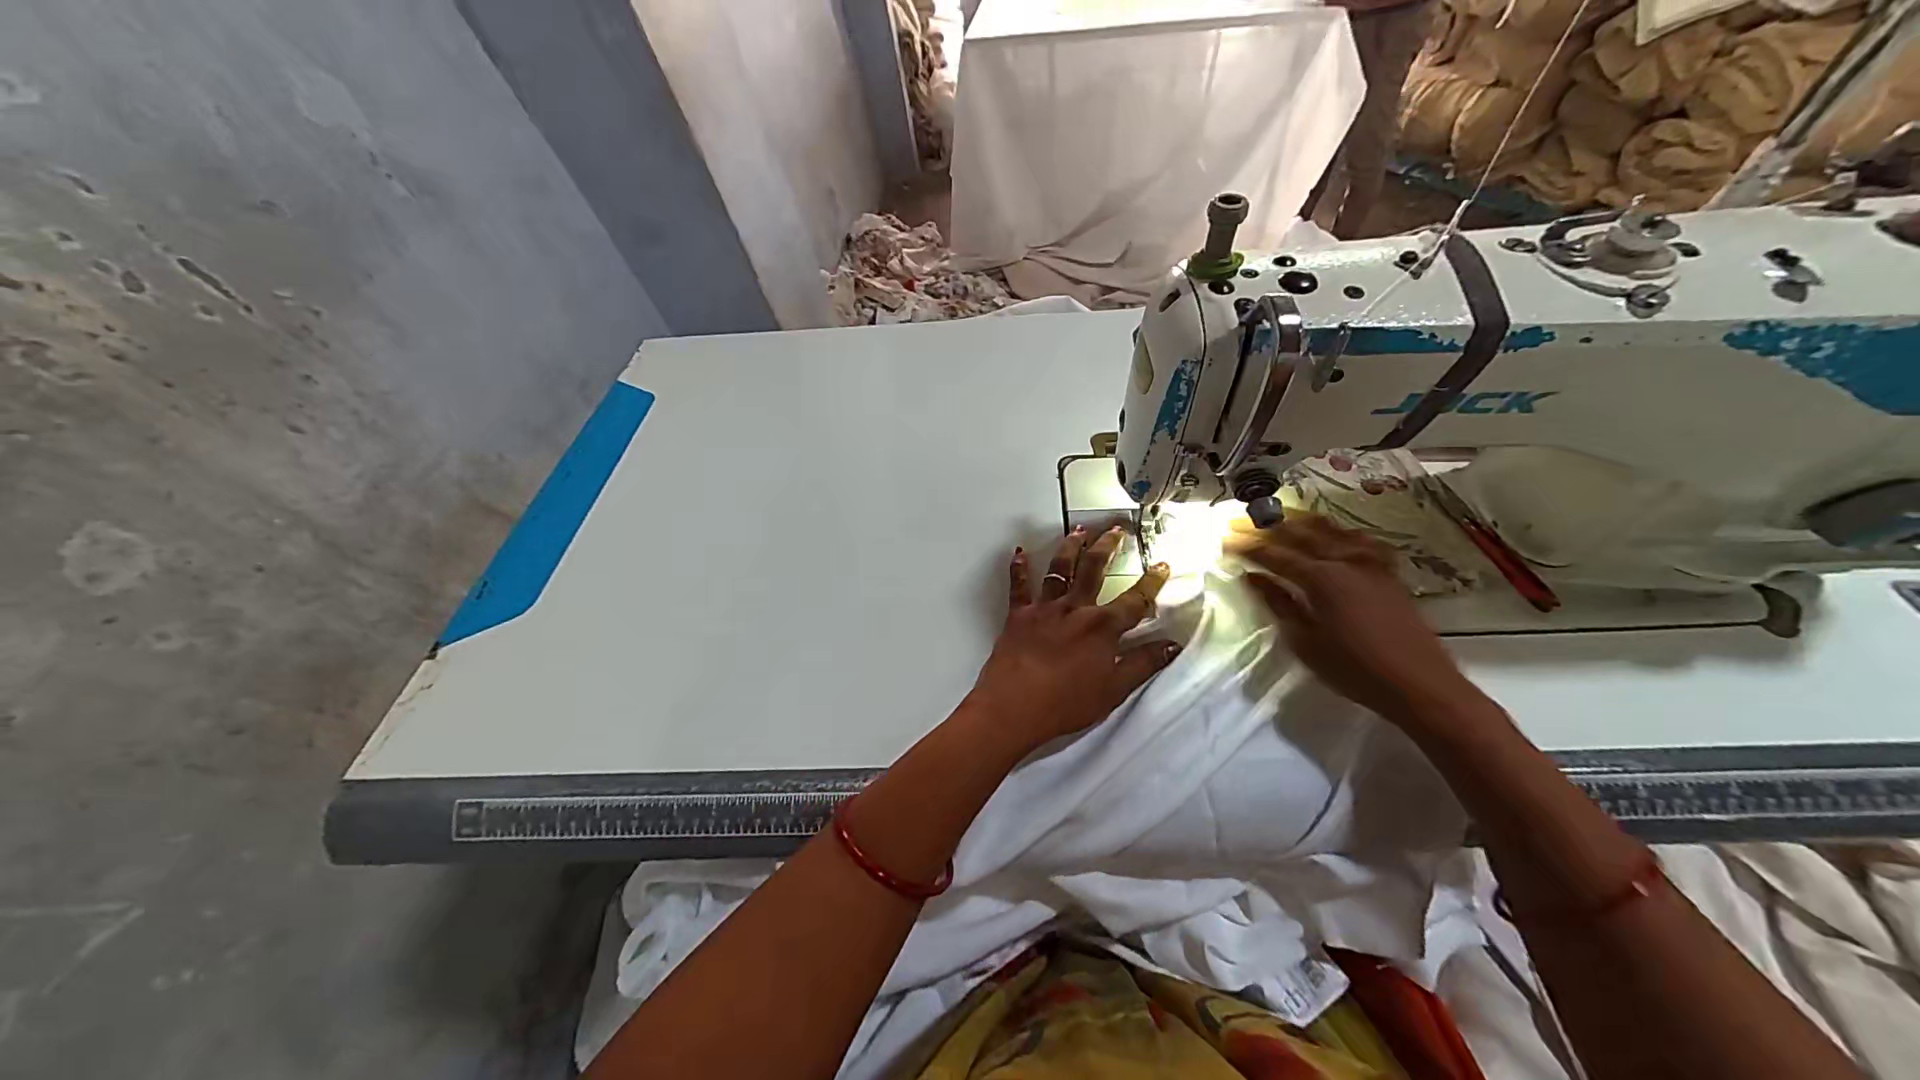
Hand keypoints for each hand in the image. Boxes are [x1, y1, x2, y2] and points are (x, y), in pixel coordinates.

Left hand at [965, 526, 1177, 751]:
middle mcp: (1074, 610)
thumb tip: (1170, 647)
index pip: (1135, 600)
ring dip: (1070, 547)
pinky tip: (1020, 552)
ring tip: (1079, 531)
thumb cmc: (1064, 703)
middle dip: (1108, 546)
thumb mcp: (1113, 689)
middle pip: (1095, 569)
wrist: (1014, 707)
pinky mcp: (1018, 616)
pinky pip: (1019, 586)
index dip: (1152, 582)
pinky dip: (1020, 568)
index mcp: (1102, 628)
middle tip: (1116, 530)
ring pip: (1060, 569)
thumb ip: (1142, 664)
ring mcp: (1044, 609)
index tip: (1162, 565)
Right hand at [1223, 514, 1481, 724]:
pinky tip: (1331, 533)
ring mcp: (1370, 563)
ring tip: (1280, 517)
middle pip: (1300, 534)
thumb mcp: (1304, 641)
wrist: (1418, 683)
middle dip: (1268, 527)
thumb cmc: (1353, 668)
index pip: (1275, 555)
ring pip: (1331, 530)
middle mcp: (1345, 561)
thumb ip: (1278, 603)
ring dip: (1301, 522)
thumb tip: (1252, 578)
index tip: (1225, 540)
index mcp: (1320, 578)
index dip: (1248, 547)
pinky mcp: (1387, 571)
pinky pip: (1356, 539)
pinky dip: (1336, 531)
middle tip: (1243, 522)